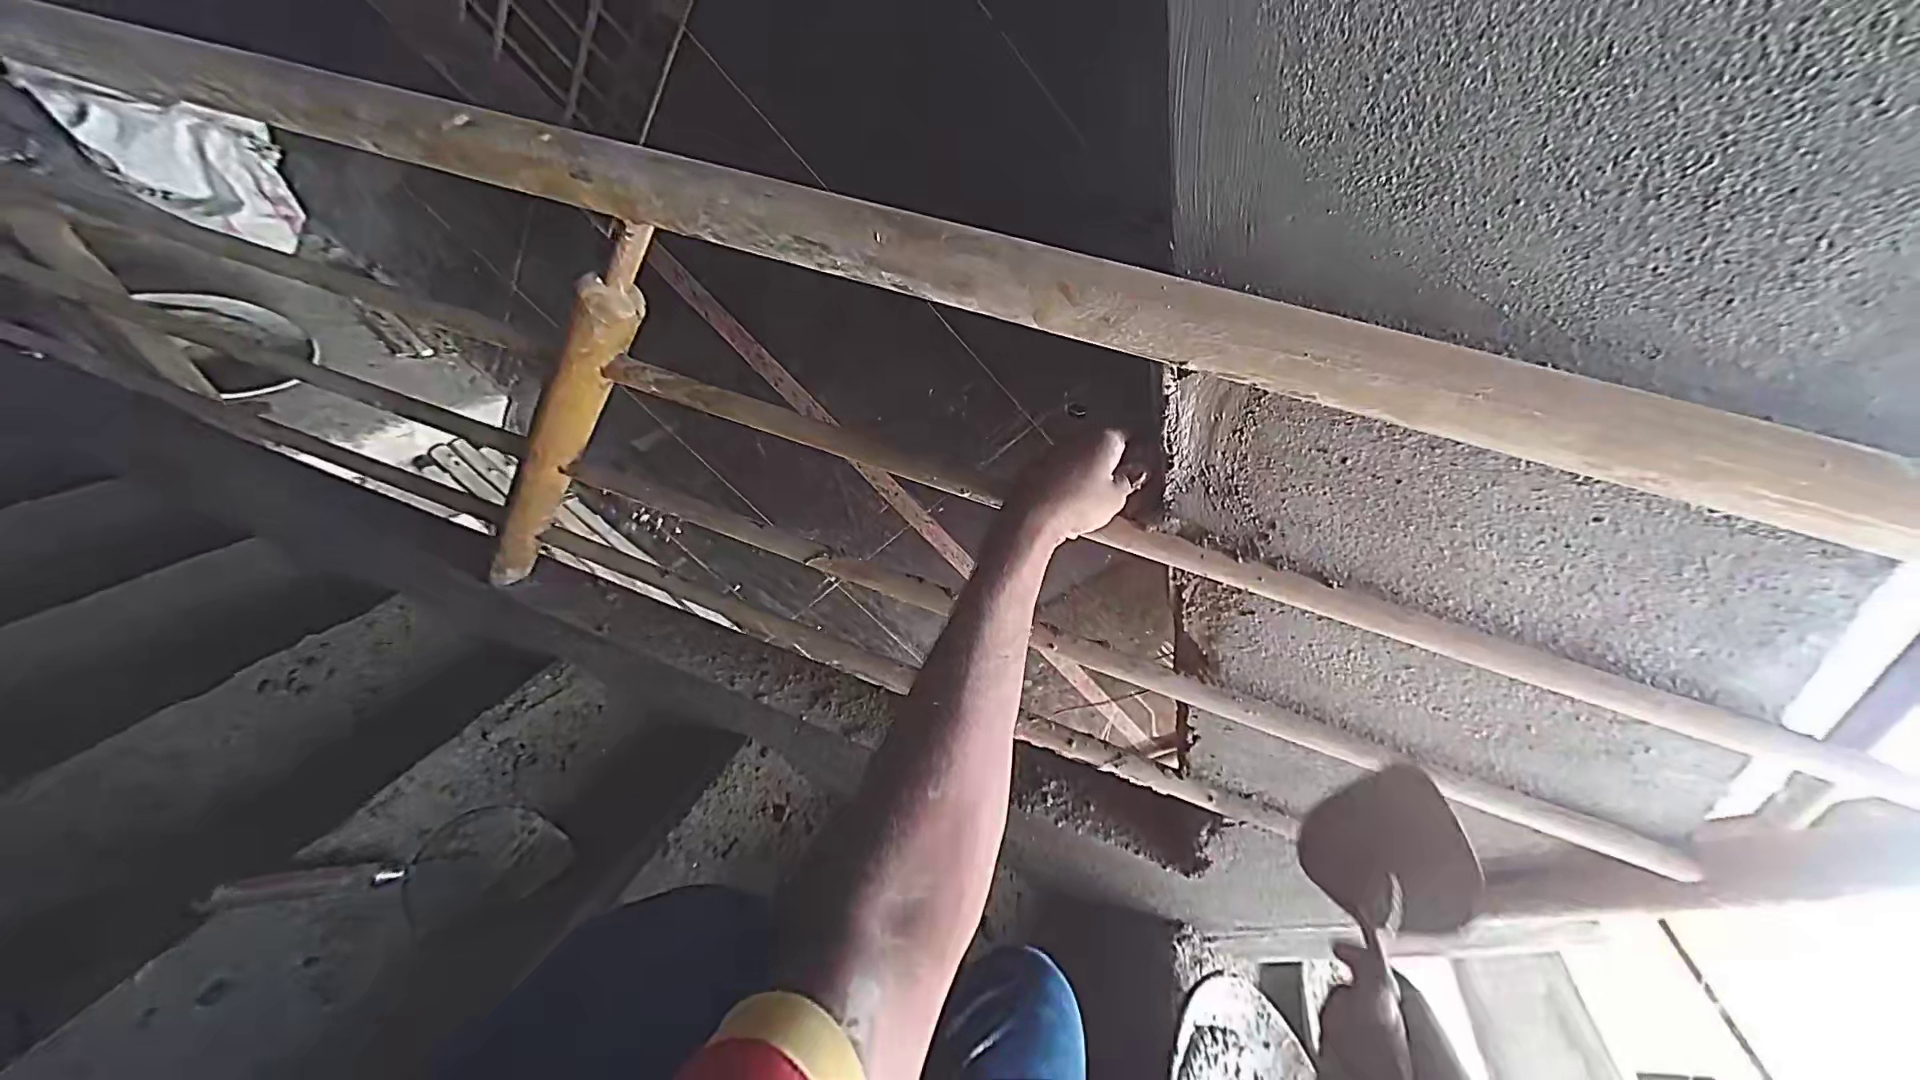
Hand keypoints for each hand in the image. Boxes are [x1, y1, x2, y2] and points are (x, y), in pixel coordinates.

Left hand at [1003, 428, 1142, 544]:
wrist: (1033, 516)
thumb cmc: (1076, 504)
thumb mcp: (1116, 498)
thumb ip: (1128, 482)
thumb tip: (1130, 476)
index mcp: (1104, 438)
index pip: (1128, 437)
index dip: (1135, 455)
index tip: (1137, 471)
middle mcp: (1078, 436)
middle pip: (1101, 446)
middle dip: (1108, 465)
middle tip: (1116, 489)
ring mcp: (1055, 449)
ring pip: (1079, 458)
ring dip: (1086, 473)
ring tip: (1090, 500)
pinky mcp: (1036, 465)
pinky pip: (1059, 471)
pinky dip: (1066, 482)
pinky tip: (1069, 502)